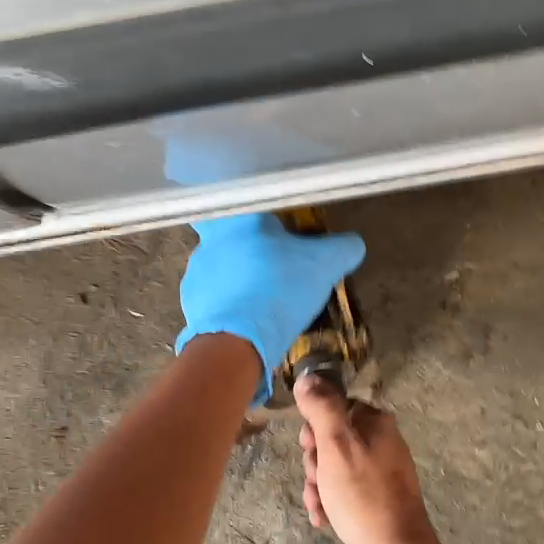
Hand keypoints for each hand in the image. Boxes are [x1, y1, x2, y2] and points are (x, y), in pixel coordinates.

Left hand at [176, 214, 364, 404]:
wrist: (237, 342)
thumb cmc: (280, 289)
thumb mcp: (324, 265)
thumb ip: (343, 248)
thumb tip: (353, 243)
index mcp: (240, 217)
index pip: (244, 201)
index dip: (260, 214)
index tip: (275, 228)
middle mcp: (210, 238)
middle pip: (231, 234)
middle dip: (249, 247)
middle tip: (272, 265)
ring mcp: (195, 271)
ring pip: (219, 266)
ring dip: (237, 277)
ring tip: (261, 298)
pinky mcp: (190, 302)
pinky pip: (212, 296)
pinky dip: (227, 304)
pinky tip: (246, 317)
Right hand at [295, 376, 442, 543]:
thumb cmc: (362, 494)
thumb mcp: (335, 446)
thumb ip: (321, 408)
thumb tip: (307, 377)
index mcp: (375, 422)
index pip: (334, 407)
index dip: (314, 429)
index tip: (310, 448)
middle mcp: (381, 441)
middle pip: (331, 439)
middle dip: (315, 462)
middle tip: (318, 479)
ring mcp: (381, 470)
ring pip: (333, 467)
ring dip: (319, 486)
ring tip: (320, 505)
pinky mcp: (377, 496)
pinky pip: (344, 490)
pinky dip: (331, 502)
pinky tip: (324, 519)